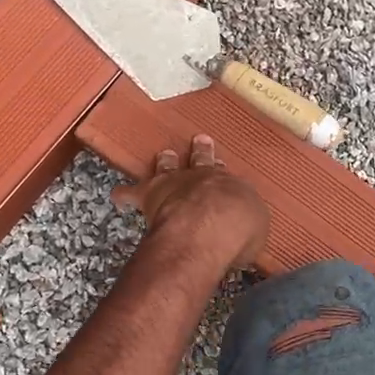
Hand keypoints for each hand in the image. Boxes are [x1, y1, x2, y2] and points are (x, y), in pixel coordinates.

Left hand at [112, 135, 269, 270]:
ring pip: (168, 167)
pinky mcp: (150, 195)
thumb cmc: (239, 229)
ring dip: (166, 162)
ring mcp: (174, 182)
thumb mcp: (257, 229)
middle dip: (201, 151)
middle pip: (201, 160)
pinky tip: (118, 195)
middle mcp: (202, 177)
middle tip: (200, 140)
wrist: (210, 225)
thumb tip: (244, 233)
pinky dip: (124, 194)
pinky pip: (132, 192)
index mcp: (229, 185)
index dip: (223, 171)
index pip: (226, 175)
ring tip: (164, 155)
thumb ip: (248, 225)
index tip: (222, 166)